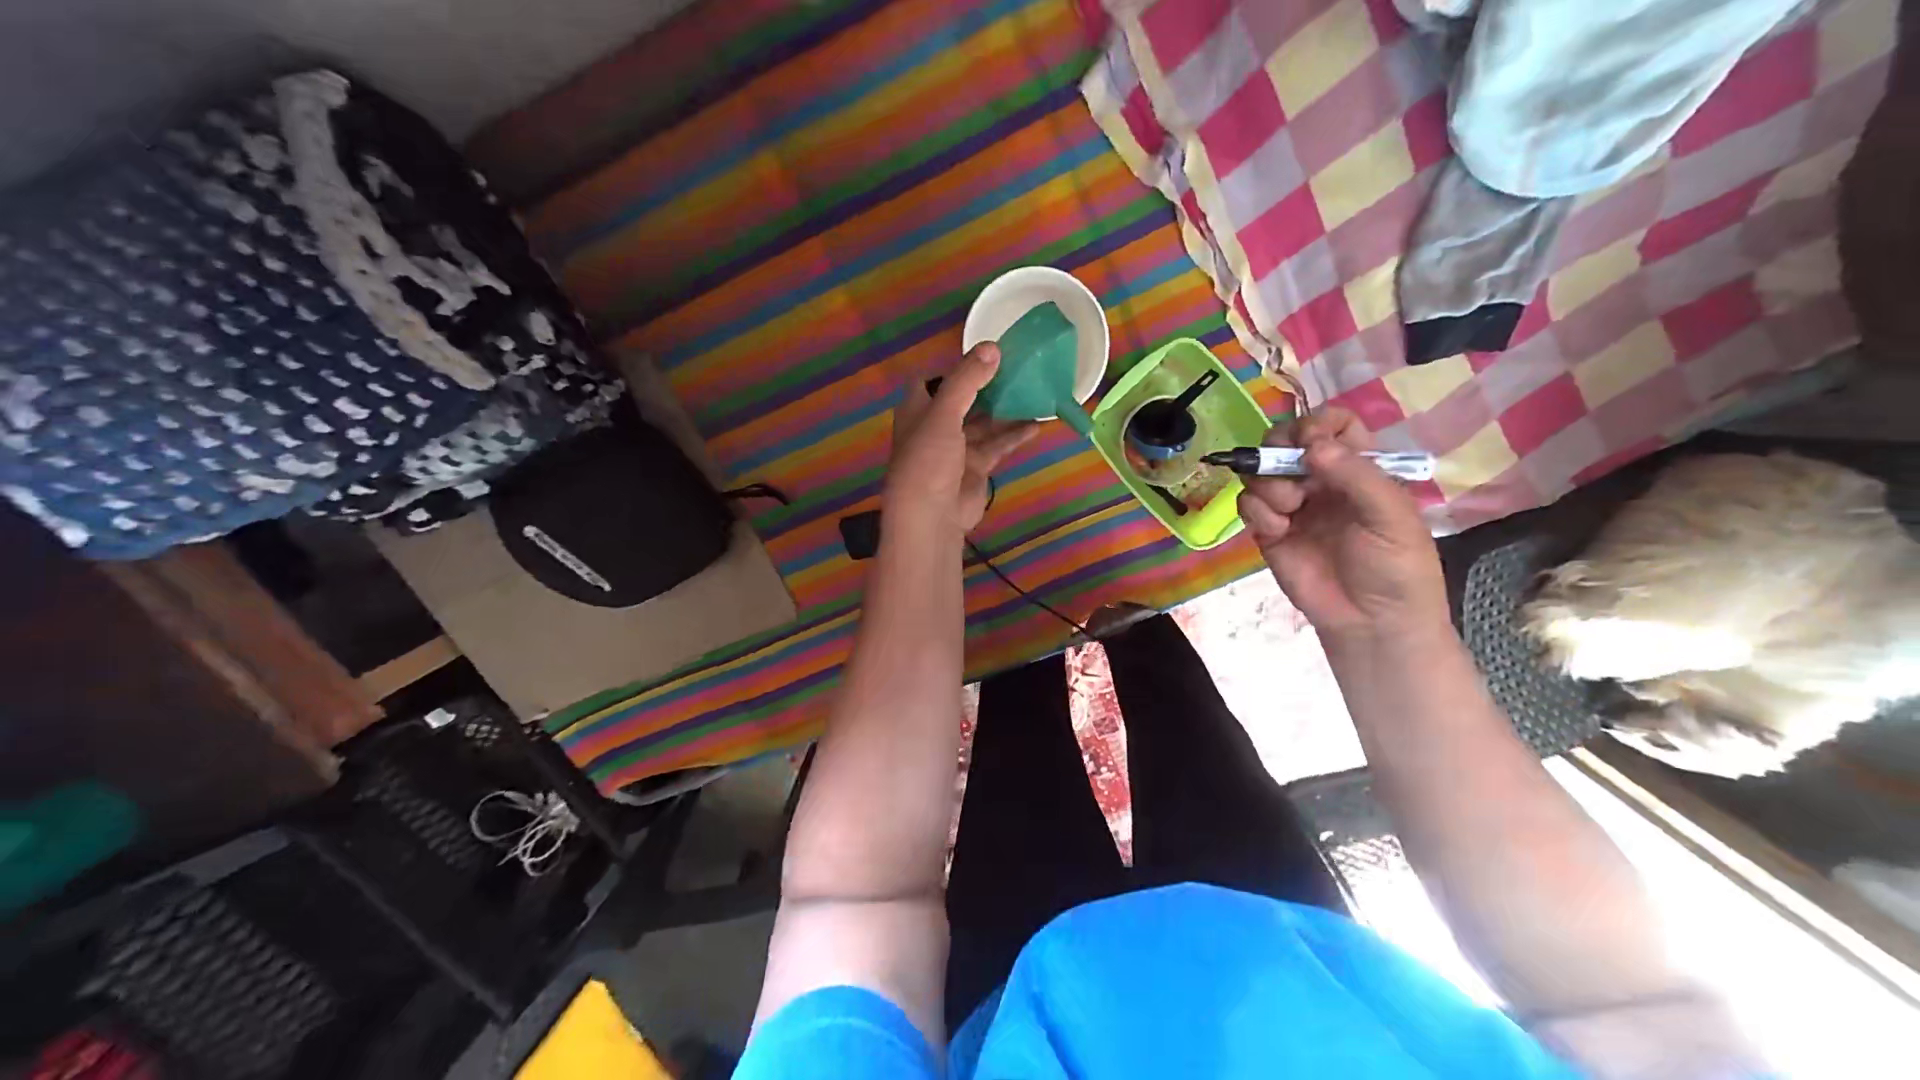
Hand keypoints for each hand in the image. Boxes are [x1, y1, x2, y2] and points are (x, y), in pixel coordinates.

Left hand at [883, 342, 1037, 533]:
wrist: (930, 516)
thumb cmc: (927, 460)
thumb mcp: (944, 413)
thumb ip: (967, 380)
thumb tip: (992, 347)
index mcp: (917, 410)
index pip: (931, 380)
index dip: (952, 368)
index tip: (981, 355)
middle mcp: (935, 426)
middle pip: (963, 400)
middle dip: (986, 386)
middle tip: (1016, 368)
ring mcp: (956, 449)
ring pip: (984, 423)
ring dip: (1005, 410)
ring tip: (1032, 391)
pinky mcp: (976, 468)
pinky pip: (997, 446)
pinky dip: (1014, 435)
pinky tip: (1036, 423)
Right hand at [1236, 408, 1447, 646]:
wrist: (1371, 622)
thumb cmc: (1396, 567)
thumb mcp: (1391, 516)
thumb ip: (1356, 475)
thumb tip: (1311, 445)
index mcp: (1360, 469)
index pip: (1334, 425)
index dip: (1318, 424)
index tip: (1311, 442)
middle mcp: (1322, 480)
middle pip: (1287, 441)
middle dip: (1279, 448)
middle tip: (1290, 470)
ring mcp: (1293, 505)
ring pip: (1261, 470)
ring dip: (1268, 482)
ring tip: (1289, 508)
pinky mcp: (1268, 530)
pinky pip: (1248, 503)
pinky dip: (1256, 510)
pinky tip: (1277, 529)